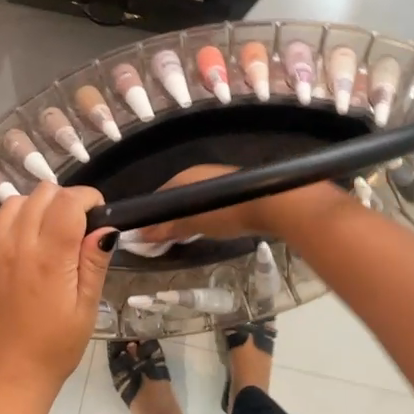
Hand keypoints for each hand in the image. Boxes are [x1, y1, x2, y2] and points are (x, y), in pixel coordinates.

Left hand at [0, 183, 113, 397]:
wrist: (14, 368)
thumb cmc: (57, 343)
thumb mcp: (87, 307)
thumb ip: (94, 262)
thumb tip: (107, 227)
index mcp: (49, 258)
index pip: (68, 202)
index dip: (88, 198)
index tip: (99, 215)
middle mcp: (19, 245)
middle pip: (43, 194)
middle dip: (66, 200)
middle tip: (79, 226)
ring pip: (17, 199)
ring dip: (39, 205)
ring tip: (52, 229)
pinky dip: (14, 215)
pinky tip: (27, 234)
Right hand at [131, 165, 350, 244]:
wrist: (272, 204)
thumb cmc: (226, 213)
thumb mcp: (192, 224)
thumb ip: (167, 229)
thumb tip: (141, 235)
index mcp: (182, 177)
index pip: (157, 198)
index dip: (151, 218)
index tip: (146, 238)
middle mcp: (197, 173)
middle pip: (176, 198)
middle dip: (170, 217)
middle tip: (166, 241)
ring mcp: (218, 179)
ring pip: (194, 200)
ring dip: (189, 217)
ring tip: (186, 237)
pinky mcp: (236, 189)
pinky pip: (211, 203)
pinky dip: (206, 216)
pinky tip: (210, 228)